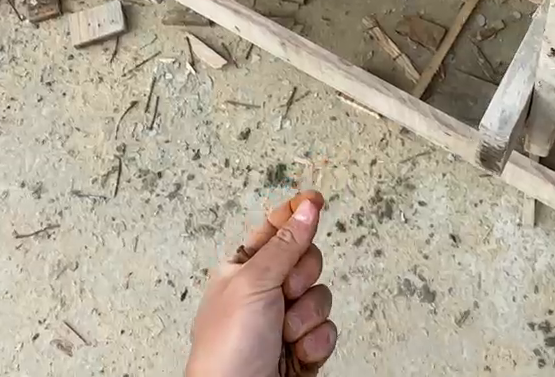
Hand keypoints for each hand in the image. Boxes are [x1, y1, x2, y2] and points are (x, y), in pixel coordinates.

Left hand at [187, 190, 337, 376]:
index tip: (315, 199)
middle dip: (303, 277)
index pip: (275, 228)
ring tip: (285, 335)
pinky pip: (328, 329)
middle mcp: (265, 293)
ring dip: (308, 316)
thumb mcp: (253, 284)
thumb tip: (308, 205)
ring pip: (321, 295)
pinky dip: (315, 342)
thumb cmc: (226, 350)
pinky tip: (297, 354)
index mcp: (242, 271)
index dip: (296, 212)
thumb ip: (286, 243)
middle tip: (286, 292)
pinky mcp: (303, 349)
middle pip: (308, 258)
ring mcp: (284, 322)